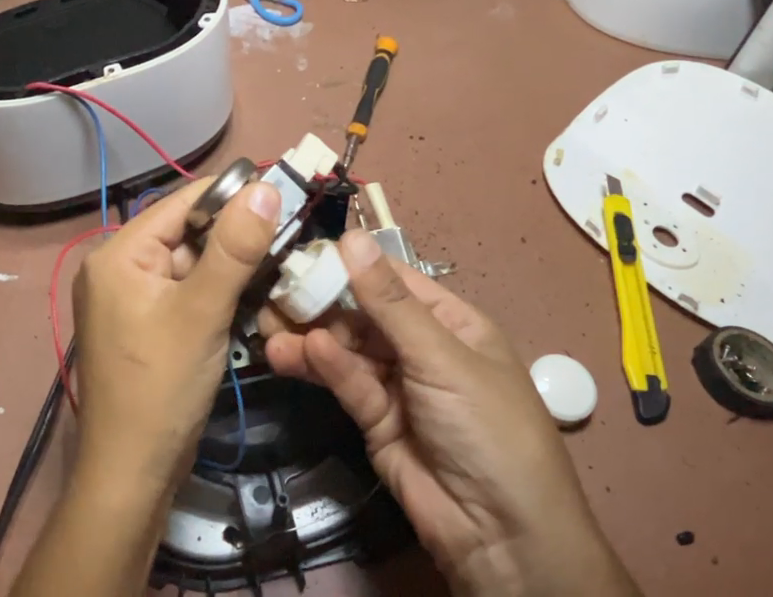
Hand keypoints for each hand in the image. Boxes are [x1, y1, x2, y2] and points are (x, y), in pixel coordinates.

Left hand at [11, 179, 280, 596]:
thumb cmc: (161, 387)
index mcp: (119, 253)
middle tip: (291, 238)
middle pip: (187, 232)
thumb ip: (234, 247)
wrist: (131, 474)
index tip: (284, 193)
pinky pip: (187, 293)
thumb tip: (264, 186)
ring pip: (192, 264)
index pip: (182, 202)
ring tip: (282, 266)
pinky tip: (254, 298)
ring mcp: (130, 298)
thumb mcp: (202, 311)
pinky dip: (218, 294)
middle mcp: (118, 266)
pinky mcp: (145, 325)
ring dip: (232, 268)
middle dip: (236, 236)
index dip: (233, 195)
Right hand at [260, 230, 637, 596]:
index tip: (300, 251)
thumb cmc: (487, 427)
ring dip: (309, 336)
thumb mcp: (441, 357)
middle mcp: (421, 347)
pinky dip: (321, 367)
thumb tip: (350, 236)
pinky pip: (345, 383)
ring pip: (346, 348)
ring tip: (269, 327)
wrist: (502, 535)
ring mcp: (397, 384)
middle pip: (362, 313)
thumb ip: (389, 302)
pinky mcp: (375, 420)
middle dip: (319, 301)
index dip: (348, 264)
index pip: (392, 279)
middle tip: (272, 290)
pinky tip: (294, 354)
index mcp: (450, 322)